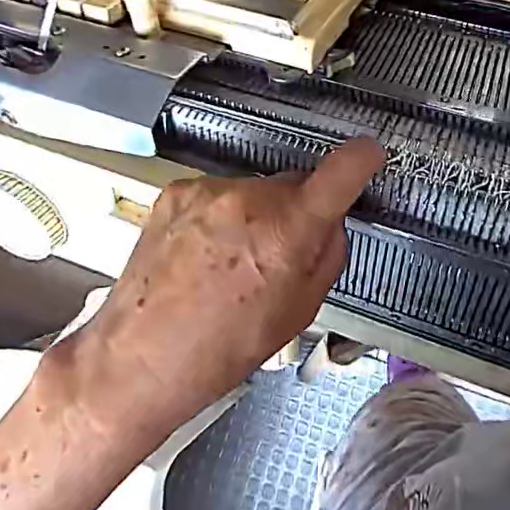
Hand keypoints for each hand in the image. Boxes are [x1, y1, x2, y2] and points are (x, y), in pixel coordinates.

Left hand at [50, 137, 385, 433]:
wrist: (140, 357)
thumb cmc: (218, 347)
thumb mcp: (300, 310)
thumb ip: (329, 254)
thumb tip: (331, 222)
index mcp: (288, 230)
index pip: (342, 170)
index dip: (362, 158)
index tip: (369, 152)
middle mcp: (250, 199)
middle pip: (293, 187)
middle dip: (294, 212)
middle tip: (275, 256)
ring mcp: (211, 191)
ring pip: (254, 192)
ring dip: (253, 216)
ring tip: (228, 265)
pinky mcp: (179, 190)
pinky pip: (219, 194)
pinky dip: (219, 216)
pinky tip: (204, 255)